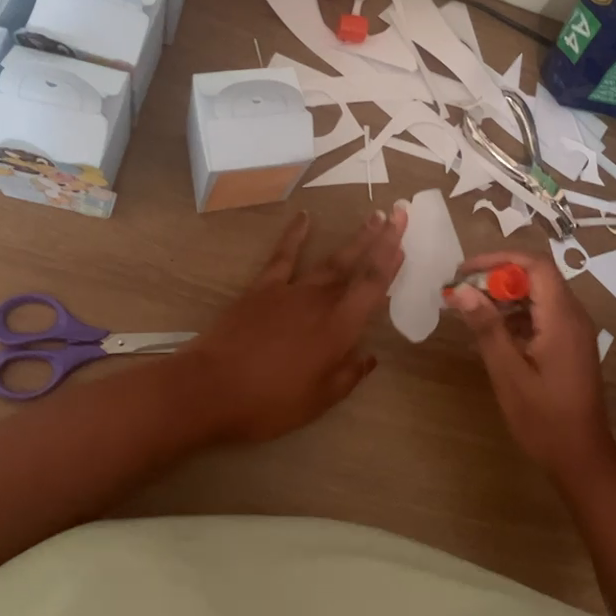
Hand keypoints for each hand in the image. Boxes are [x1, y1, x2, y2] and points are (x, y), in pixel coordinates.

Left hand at [179, 208, 406, 442]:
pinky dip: (294, 235)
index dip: (391, 263)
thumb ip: (348, 376)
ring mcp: (289, 290)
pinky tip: (304, 218)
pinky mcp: (262, 288)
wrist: (211, 388)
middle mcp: (320, 302)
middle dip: (380, 239)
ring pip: (329, 259)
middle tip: (398, 213)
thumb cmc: (268, 402)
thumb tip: (369, 357)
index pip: (372, 288)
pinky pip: (283, 256)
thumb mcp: (317, 400)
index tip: (404, 240)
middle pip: (356, 265)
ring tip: (372, 217)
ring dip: (353, 238)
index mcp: (339, 329)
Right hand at [448, 251, 615, 482]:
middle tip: (462, 291)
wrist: (582, 457)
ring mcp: (575, 331)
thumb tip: (461, 290)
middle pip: (537, 276)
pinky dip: (517, 315)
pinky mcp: (570, 345)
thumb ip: (487, 328)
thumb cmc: (544, 418)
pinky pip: (543, 315)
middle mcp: (574, 316)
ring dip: (505, 296)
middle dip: (498, 277)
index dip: (499, 259)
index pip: (535, 265)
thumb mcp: (508, 373)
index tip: (465, 271)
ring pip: (539, 295)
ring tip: (470, 310)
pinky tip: (492, 334)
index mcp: (562, 318)